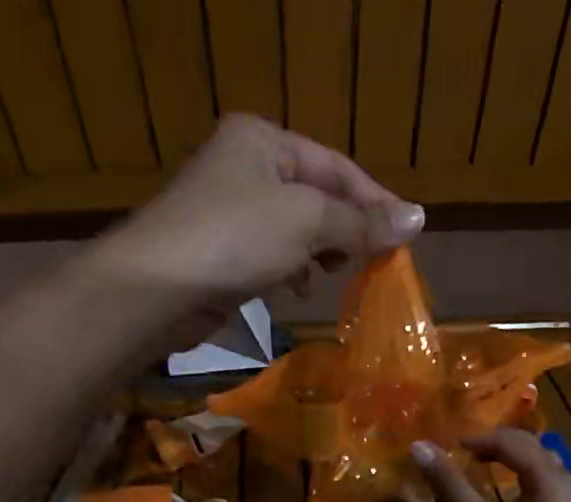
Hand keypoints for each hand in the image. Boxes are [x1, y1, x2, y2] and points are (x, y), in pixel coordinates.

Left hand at [89, 115, 423, 306]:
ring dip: (316, 254)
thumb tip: (417, 219)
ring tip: (334, 275)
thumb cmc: (233, 238)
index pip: (334, 165)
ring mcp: (224, 216)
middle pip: (312, 197)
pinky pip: (264, 259)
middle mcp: (241, 170)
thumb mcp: (306, 220)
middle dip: (343, 229)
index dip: (373, 200)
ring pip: (288, 231)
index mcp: (262, 141)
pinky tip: (298, 290)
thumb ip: (359, 222)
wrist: (153, 291)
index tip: (405, 234)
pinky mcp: (214, 258)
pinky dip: (286, 272)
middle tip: (371, 259)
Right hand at [412, 430, 570, 501]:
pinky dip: (508, 481)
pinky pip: (532, 488)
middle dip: (491, 444)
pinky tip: (490, 496)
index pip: (513, 441)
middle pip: (528, 449)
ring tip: (469, 466)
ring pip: (532, 468)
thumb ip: (450, 485)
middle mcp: (563, 487)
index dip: (476, 438)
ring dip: (501, 461)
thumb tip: (419, 447)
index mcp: (551, 481)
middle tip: (454, 452)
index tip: (442, 447)